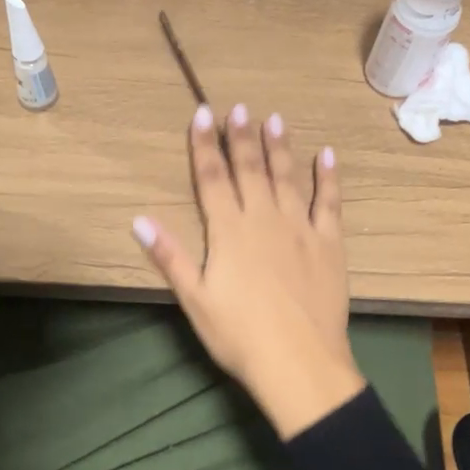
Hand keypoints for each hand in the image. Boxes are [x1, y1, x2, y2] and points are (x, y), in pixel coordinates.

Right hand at [133, 104, 365, 438]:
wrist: (298, 362)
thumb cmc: (239, 335)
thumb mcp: (195, 299)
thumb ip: (170, 256)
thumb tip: (139, 219)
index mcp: (229, 231)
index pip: (212, 178)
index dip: (204, 145)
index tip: (202, 115)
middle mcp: (264, 219)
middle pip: (250, 170)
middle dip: (242, 137)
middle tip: (239, 107)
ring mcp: (300, 228)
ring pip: (288, 177)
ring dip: (280, 147)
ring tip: (274, 118)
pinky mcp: (329, 243)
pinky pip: (330, 202)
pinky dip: (328, 177)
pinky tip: (328, 155)